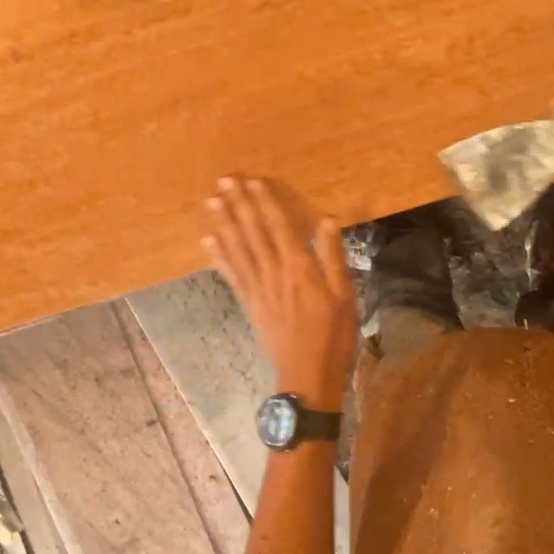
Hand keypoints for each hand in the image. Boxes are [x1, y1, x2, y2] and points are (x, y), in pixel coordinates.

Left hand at [202, 177, 356, 407]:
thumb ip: (333, 256)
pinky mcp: (248, 303)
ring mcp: (257, 287)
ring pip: (238, 248)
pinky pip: (231, 273)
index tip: (253, 181)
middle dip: (239, 204)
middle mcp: (273, 272)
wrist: (307, 374)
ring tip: (212, 201)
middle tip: (224, 180)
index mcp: (299, 267)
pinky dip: (219, 255)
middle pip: (253, 232)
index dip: (265, 202)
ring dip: (224, 222)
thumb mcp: (344, 294)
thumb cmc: (333, 334)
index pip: (278, 226)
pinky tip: (209, 240)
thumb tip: (327, 219)